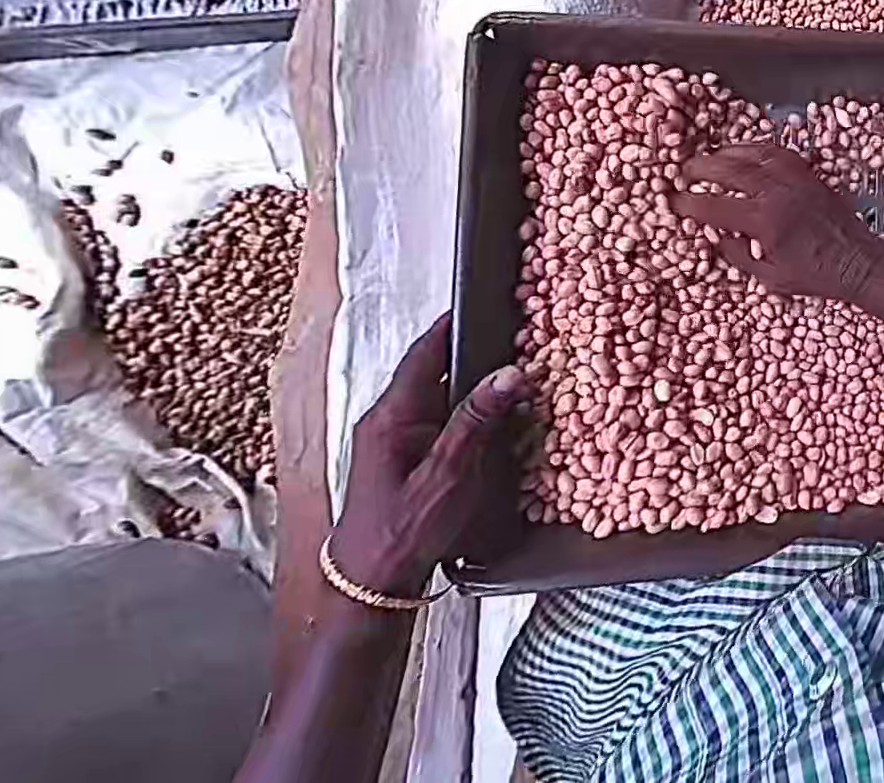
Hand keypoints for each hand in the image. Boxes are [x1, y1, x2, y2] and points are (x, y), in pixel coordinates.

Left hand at [328, 314, 528, 597]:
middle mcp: (389, 418)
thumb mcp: (447, 474)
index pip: (425, 353)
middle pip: (432, 367)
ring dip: (470, 376)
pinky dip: (466, 402)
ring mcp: (395, 435)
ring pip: (437, 390)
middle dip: (470, 346)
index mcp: (392, 415)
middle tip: (512, 330)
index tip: (483, 300)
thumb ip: (477, 420)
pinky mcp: (405, 451)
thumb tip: (511, 372)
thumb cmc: (405, 529)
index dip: (452, 324)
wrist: (370, 584)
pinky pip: (439, 412)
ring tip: (511, 361)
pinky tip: (493, 407)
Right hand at [668, 143, 883, 302]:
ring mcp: (795, 179)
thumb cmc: (818, 276)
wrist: (860, 263)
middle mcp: (777, 193)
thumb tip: (714, 235)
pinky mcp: (809, 175)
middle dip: (700, 169)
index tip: (673, 201)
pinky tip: (746, 153)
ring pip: (752, 153)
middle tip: (684, 172)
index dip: (689, 203)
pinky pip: (777, 151)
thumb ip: (738, 254)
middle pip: (728, 169)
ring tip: (709, 159)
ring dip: (725, 153)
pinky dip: (756, 148)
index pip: (714, 206)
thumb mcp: (771, 278)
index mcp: (764, 222)